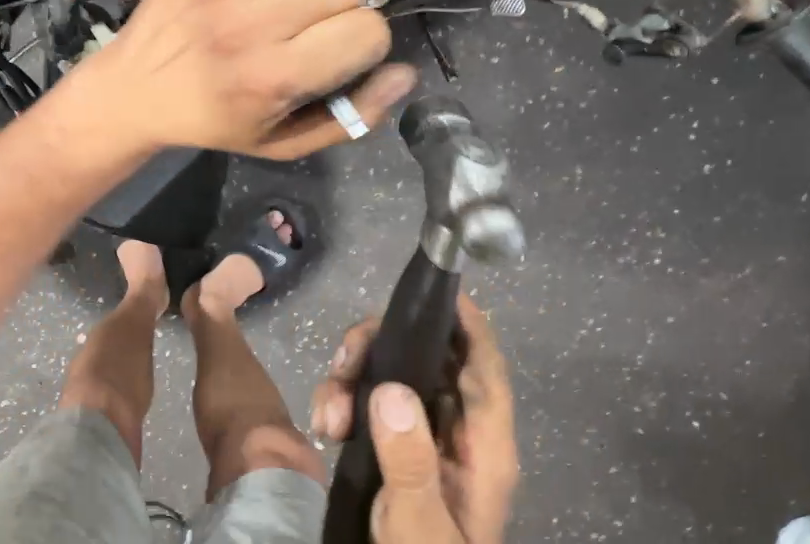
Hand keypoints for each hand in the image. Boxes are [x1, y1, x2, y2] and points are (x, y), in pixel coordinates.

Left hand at [69, 0, 417, 158]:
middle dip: (343, 6)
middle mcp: (254, 23)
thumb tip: (404, 73)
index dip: (365, 42)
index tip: (342, 52)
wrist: (134, 89)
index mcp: (276, 75)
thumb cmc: (213, 120)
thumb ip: (352, 118)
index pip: (367, 31)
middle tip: (314, 25)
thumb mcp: (283, 142)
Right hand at [309, 295, 518, 543]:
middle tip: (340, 362)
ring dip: (353, 379)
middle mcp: (459, 435)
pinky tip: (324, 426)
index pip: (485, 371)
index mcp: (484, 449)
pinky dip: (345, 401)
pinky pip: (374, 402)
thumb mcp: (418, 522)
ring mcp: (427, 440)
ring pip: (395, 376)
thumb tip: (391, 388)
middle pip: (429, 361)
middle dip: (381, 350)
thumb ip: (408, 459)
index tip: (439, 290)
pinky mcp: (399, 449)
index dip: (469, 325)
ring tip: (324, 415)